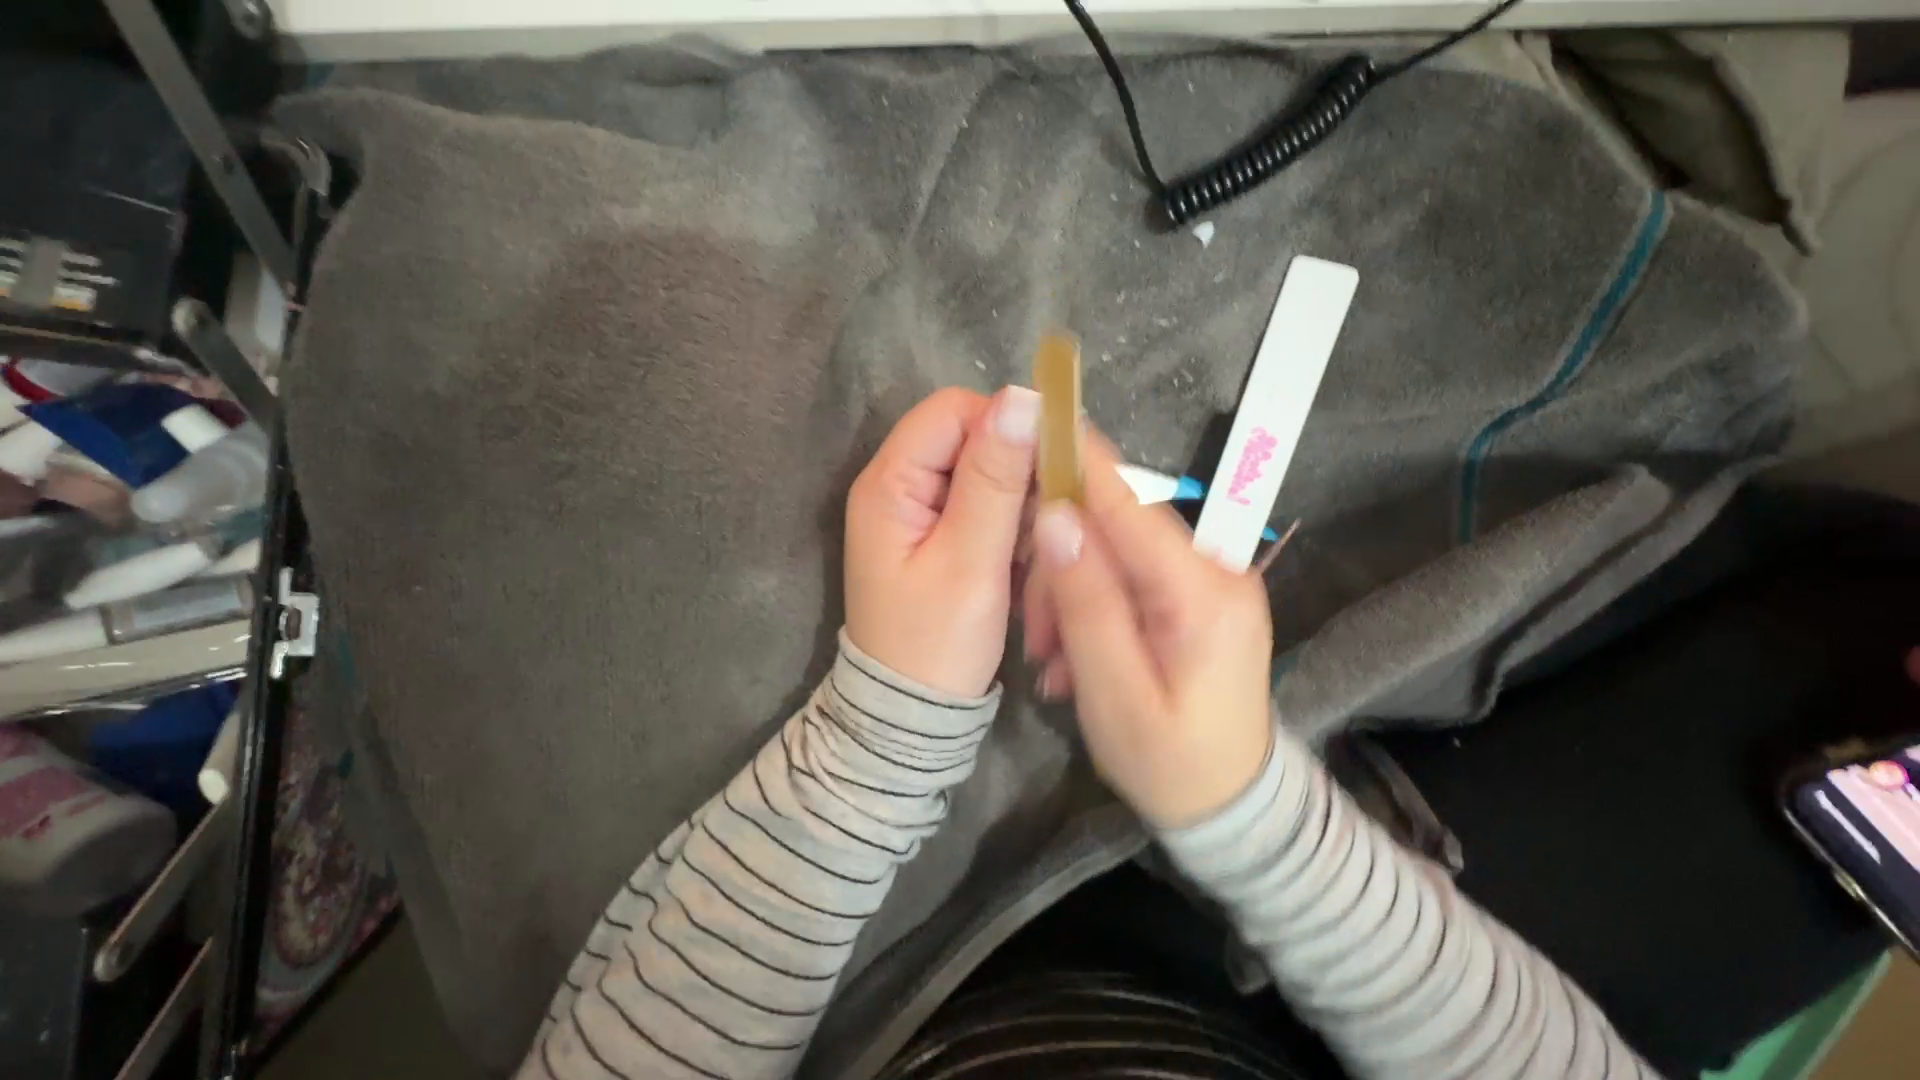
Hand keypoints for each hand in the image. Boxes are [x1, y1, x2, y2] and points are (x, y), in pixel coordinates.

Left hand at [844, 386, 1038, 696]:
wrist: (911, 715)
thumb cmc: (936, 644)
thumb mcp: (970, 561)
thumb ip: (994, 479)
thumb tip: (1022, 397)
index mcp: (890, 483)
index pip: (954, 411)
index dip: (1008, 427)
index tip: (1054, 467)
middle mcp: (899, 486)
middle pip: (974, 441)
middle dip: (1021, 478)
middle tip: (1052, 525)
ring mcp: (919, 513)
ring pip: (989, 477)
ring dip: (1022, 512)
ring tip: (1034, 561)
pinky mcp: (940, 537)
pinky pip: (987, 510)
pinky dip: (1013, 534)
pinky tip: (1024, 571)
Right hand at [1023, 433, 1275, 827]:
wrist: (1231, 806)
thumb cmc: (1171, 763)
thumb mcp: (1115, 693)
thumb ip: (1087, 603)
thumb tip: (1057, 518)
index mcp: (1203, 592)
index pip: (1131, 505)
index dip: (1081, 462)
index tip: (1037, 420)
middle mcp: (1215, 569)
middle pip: (1118, 527)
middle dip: (1063, 564)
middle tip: (1036, 632)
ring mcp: (1208, 581)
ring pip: (1116, 551)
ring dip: (1072, 592)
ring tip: (1053, 658)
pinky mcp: (1195, 595)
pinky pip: (1129, 577)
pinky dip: (1092, 605)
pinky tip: (1073, 655)